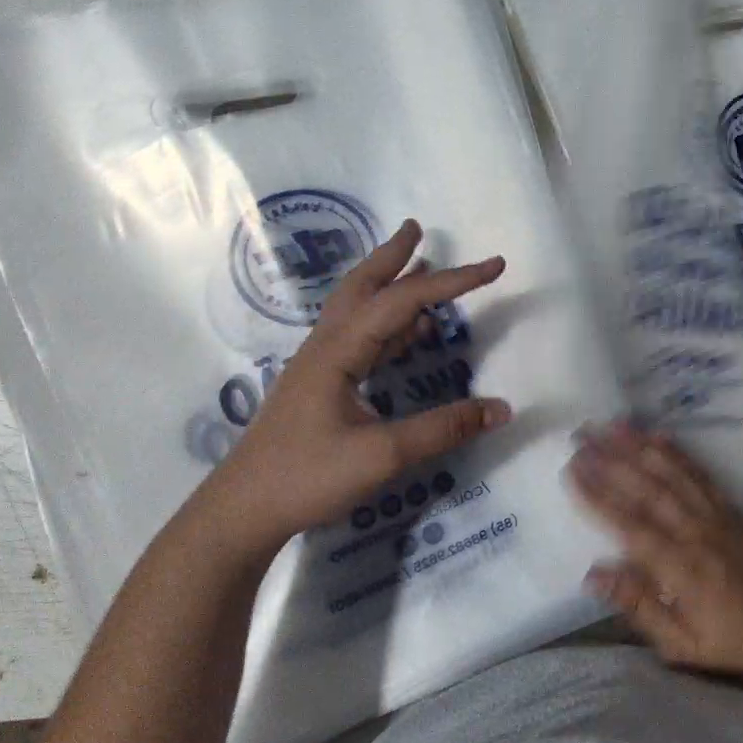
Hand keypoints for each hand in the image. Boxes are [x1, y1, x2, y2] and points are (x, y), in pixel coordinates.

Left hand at [189, 219, 511, 558]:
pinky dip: (388, 321)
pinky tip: (408, 333)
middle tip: (417, 228)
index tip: (495, 266)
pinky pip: (359, 337)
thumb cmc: (306, 478)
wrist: (240, 514)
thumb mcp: (382, 455)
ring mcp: (319, 367)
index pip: (402, 301)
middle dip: (392, 255)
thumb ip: (443, 429)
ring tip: (419, 267)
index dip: (452, 281)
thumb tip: (503, 408)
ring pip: (356, 309)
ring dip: (388, 284)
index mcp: (338, 352)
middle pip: (361, 286)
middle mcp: (326, 348)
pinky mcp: (320, 387)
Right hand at [568, 425, 742, 683]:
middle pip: (648, 489)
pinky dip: (678, 453)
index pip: (631, 525)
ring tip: (610, 425)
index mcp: (682, 568)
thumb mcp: (683, 645)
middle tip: (580, 437)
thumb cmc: (735, 642)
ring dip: (639, 447)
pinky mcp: (731, 509)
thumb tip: (594, 574)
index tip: (571, 470)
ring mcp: (717, 515)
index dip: (598, 496)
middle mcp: (697, 532)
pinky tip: (658, 436)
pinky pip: (701, 474)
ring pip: (672, 474)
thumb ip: (640, 606)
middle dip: (611, 460)